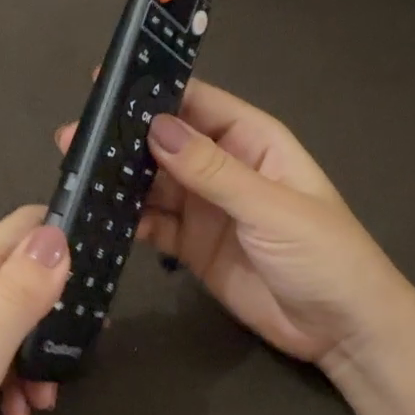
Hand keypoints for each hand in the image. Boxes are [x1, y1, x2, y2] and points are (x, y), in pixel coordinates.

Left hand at [0, 206, 68, 414]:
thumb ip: (17, 294)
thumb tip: (57, 235)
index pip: (26, 225)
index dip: (69, 236)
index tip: (106, 271)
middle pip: (24, 271)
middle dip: (59, 309)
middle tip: (82, 354)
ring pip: (10, 314)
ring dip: (36, 352)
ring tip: (44, 402)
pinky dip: (9, 373)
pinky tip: (13, 414)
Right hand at [54, 78, 405, 370]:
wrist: (341, 330)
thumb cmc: (325, 255)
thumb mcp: (271, 208)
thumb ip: (213, 171)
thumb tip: (157, 128)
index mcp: (252, 142)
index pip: (197, 105)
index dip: (154, 92)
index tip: (106, 85)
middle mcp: (223, 168)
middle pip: (166, 144)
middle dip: (124, 139)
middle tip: (73, 138)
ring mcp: (205, 209)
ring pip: (153, 184)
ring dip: (119, 180)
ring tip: (79, 174)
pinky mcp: (192, 247)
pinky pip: (153, 225)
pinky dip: (127, 222)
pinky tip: (98, 217)